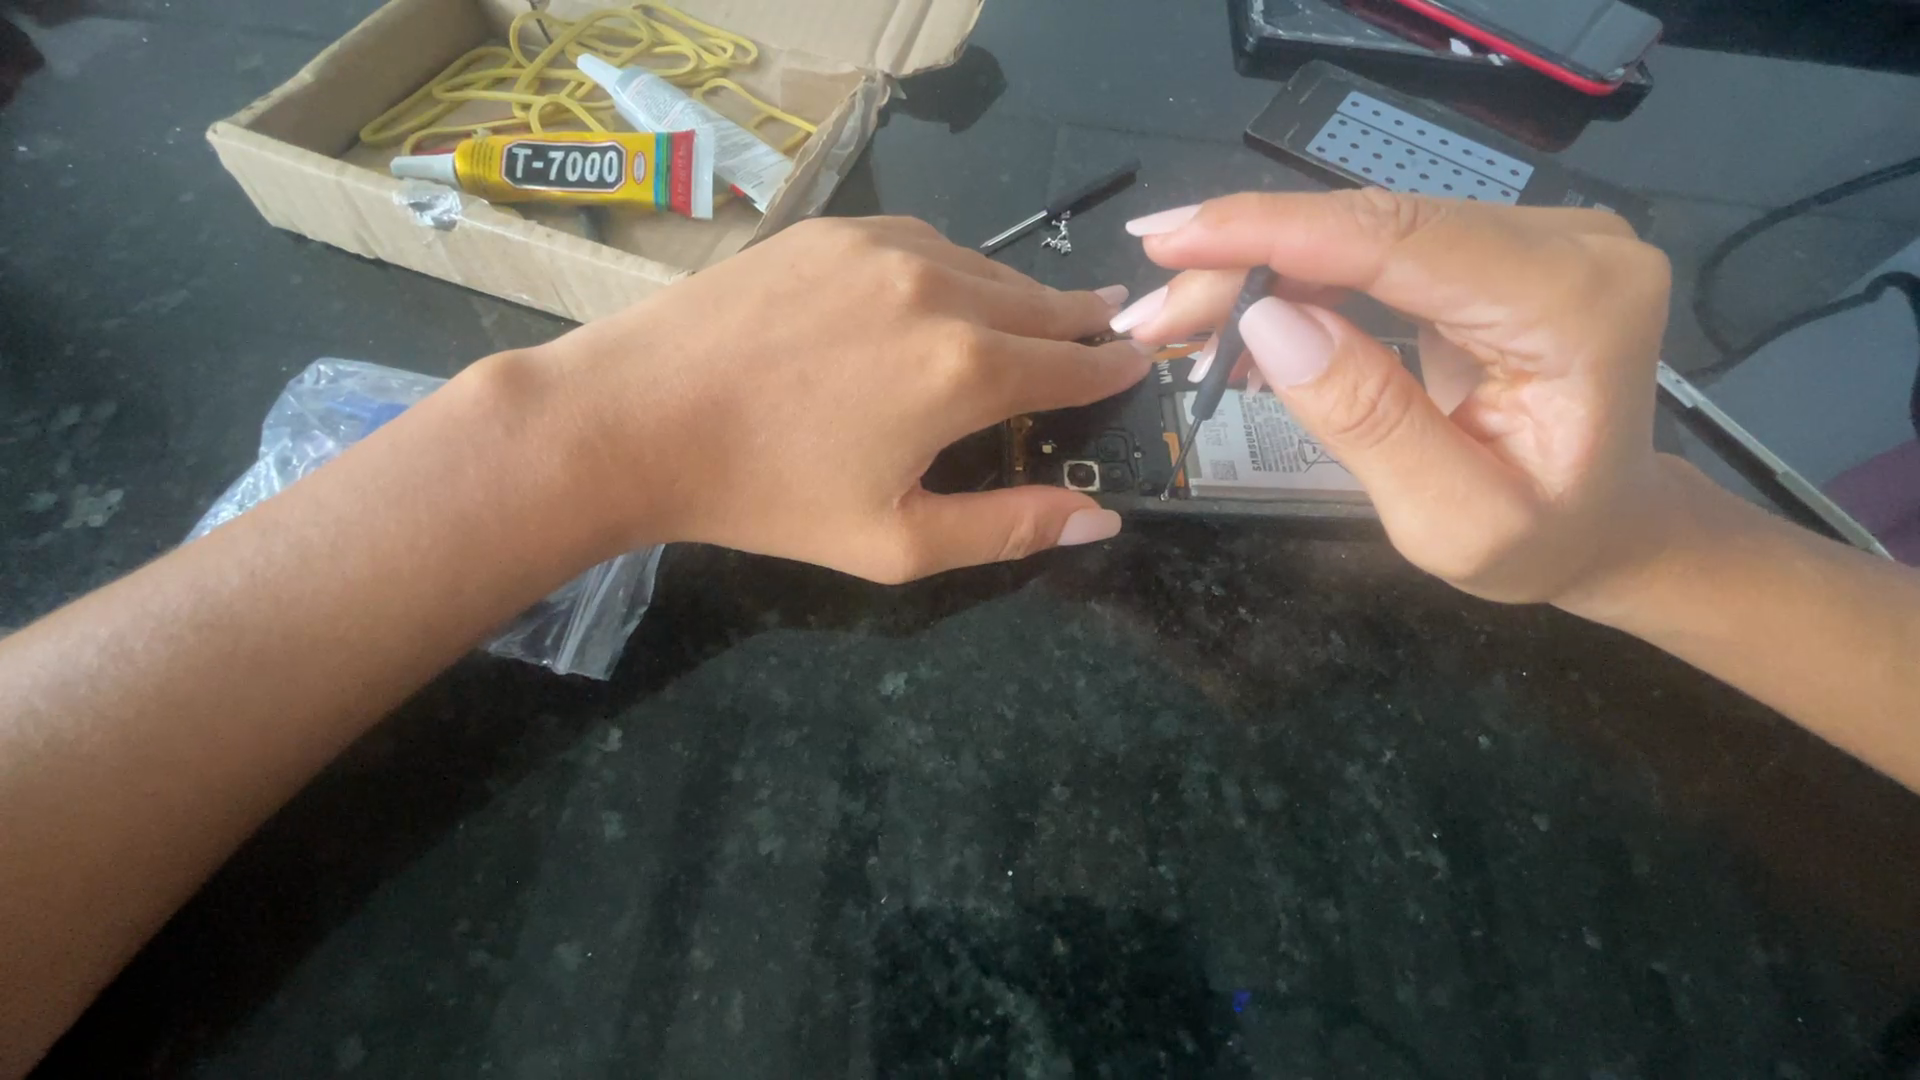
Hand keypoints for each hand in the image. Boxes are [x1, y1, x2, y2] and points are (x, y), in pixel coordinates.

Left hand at [537, 216, 1150, 582]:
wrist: (635, 420)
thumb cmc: (771, 496)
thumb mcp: (899, 543)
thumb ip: (1008, 529)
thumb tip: (1103, 522)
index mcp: (965, 370)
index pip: (1071, 364)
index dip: (1110, 367)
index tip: (1138, 359)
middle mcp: (940, 289)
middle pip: (1038, 303)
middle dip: (1079, 320)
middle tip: (1110, 322)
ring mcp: (883, 247)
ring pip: (983, 267)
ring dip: (1017, 295)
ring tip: (1036, 314)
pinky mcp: (834, 228)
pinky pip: (923, 243)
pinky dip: (954, 269)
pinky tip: (948, 290)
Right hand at [1113, 190, 1674, 605]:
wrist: (1603, 524)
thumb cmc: (1539, 538)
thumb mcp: (1450, 517)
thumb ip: (1368, 420)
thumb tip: (1268, 322)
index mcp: (1568, 307)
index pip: (1396, 241)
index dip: (1273, 233)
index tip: (1172, 245)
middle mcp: (1557, 245)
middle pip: (1363, 231)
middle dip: (1239, 262)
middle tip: (1148, 316)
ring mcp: (1519, 244)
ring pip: (1351, 237)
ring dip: (1250, 273)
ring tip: (1173, 325)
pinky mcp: (1479, 258)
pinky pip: (1362, 256)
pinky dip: (1284, 285)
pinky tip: (1230, 323)